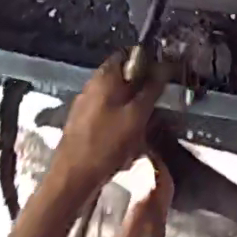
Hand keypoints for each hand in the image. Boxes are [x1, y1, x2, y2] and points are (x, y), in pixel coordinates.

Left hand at [50, 54, 166, 189]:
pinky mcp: (81, 128)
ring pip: (118, 104)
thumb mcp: (137, 114)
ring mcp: (84, 108)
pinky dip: (120, 131)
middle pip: (125, 81)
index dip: (148, 62)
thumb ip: (153, 87)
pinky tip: (125, 150)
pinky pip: (108, 121)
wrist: (71, 182)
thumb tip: (166, 65)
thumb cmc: (106, 142)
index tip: (162, 77)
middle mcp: (92, 87)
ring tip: (141, 136)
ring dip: (133, 117)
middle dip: (142, 96)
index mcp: (104, 77)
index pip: (129, 54)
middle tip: (153, 112)